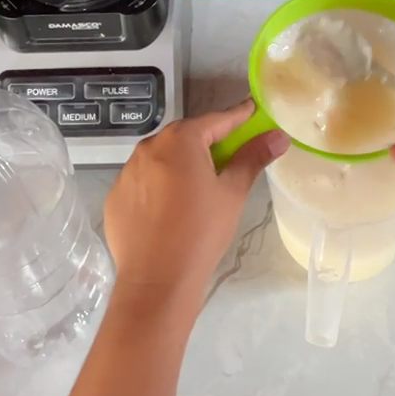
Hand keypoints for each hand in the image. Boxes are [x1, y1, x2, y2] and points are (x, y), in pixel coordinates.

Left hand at [104, 98, 288, 318]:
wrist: (156, 284)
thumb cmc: (201, 232)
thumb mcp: (232, 193)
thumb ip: (253, 158)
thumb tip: (279, 136)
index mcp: (180, 140)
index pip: (216, 121)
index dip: (237, 117)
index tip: (252, 111)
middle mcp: (149, 146)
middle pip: (186, 137)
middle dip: (208, 142)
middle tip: (229, 156)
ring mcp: (127, 171)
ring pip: (162, 158)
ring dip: (181, 164)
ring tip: (198, 187)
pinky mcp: (116, 196)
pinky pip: (143, 181)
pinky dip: (159, 186)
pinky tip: (170, 209)